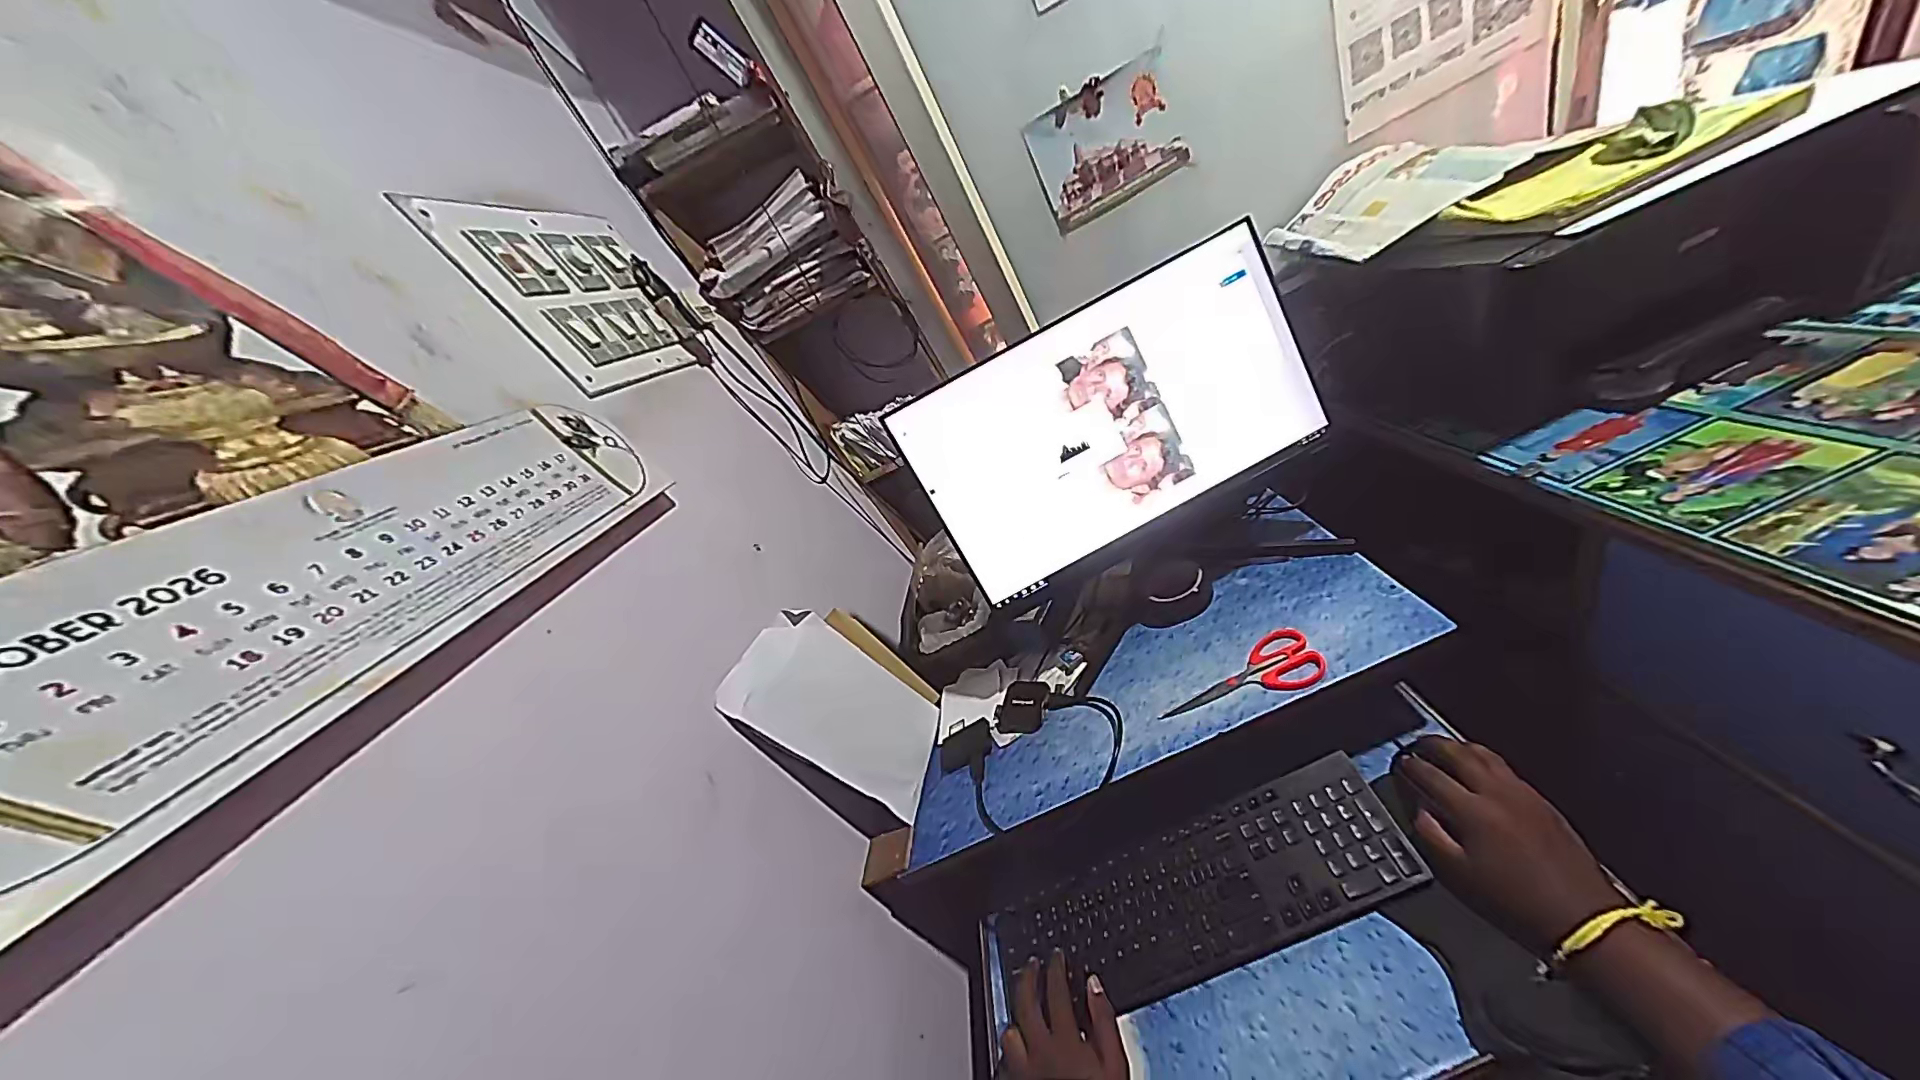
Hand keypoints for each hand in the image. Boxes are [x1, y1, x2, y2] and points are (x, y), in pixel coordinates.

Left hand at [1002, 950, 1127, 1079]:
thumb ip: (1103, 1021)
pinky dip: (1011, 1044)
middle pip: (1024, 1001)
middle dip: (1028, 976)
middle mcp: (1039, 1052)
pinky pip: (1004, 1057)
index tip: (1057, 956)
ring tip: (1024, 1005)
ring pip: (1009, 1029)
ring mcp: (1023, 1071)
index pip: (1056, 991)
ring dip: (1016, 1014)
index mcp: (1066, 1042)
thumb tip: (1093, 984)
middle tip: (1033, 964)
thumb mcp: (1116, 1065)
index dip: (1055, 968)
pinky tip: (1019, 1042)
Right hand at [1393, 736, 1623, 952]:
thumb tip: (1419, 812)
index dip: (1409, 767)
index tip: (1401, 766)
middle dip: (1431, 745)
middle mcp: (1498, 795)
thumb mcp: (1458, 874)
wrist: (1582, 920)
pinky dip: (1484, 760)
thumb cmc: (1516, 902)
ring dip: (1460, 747)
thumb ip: (1430, 835)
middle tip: (1417, 745)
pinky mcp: (1544, 804)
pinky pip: (1506, 769)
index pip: (1430, 775)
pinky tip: (1480, 769)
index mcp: (1473, 811)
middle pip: (1458, 753)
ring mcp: (1524, 796)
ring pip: (1485, 755)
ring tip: (1446, 748)